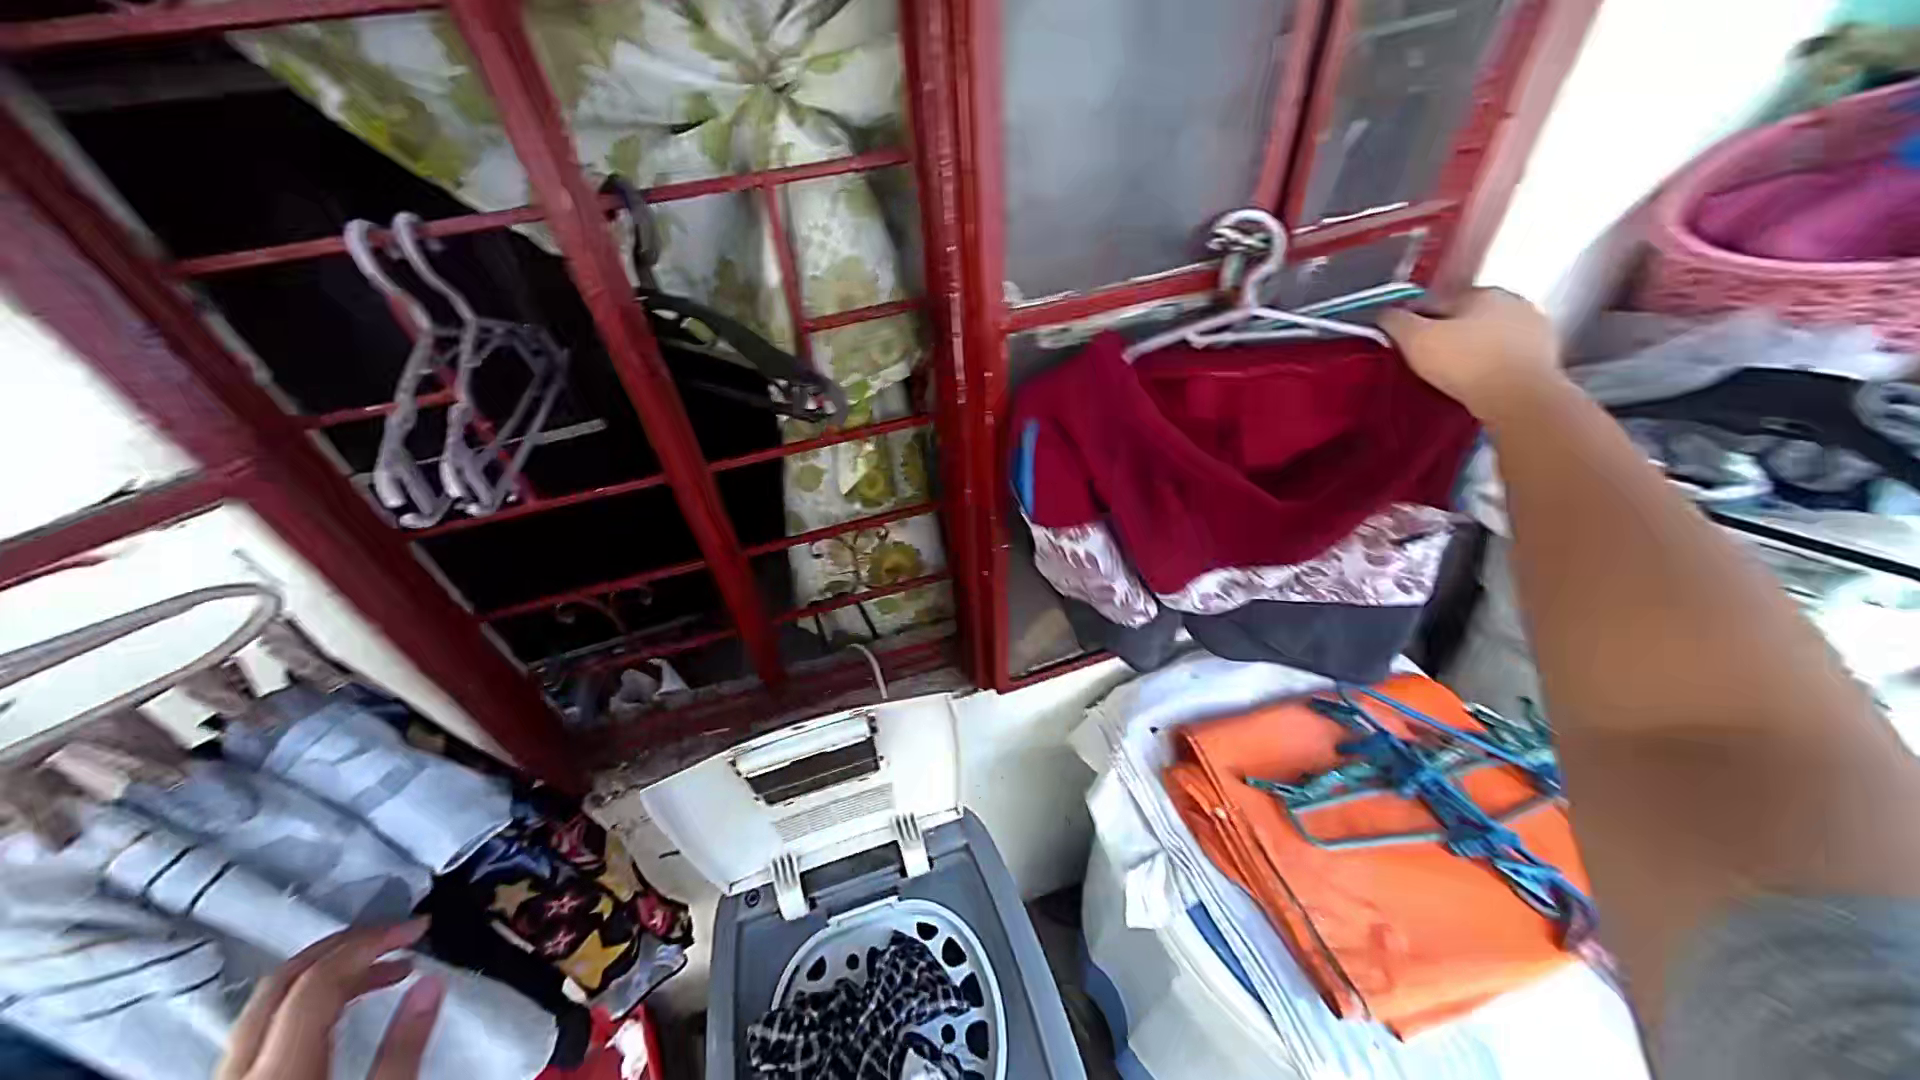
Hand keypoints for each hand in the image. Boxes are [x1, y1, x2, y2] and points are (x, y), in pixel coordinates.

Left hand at [217, 920, 443, 1079]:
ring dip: (330, 972)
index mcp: (279, 1074)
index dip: (372, 942)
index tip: (420, 929)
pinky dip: (310, 1003)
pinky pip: (264, 1032)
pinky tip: (345, 1012)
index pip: (321, 981)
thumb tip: (432, 982)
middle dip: (346, 945)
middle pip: (282, 982)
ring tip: (386, 971)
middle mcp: (237, 1075)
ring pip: (268, 1005)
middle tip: (400, 934)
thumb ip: (403, 1050)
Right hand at [1378, 288, 1566, 422]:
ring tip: (1450, 373)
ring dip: (1469, 348)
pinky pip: (1505, 354)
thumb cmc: (1465, 362)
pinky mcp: (1545, 353)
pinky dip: (1490, 363)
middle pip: (1464, 317)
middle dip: (1444, 333)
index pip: (1435, 302)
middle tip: (1424, 360)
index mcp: (1481, 292)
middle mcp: (1513, 300)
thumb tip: (1382, 312)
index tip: (1402, 344)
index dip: (1413, 322)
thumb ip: (1395, 321)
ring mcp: (1534, 326)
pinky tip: (1477, 380)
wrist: (1520, 397)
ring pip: (1486, 335)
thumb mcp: (1416, 340)